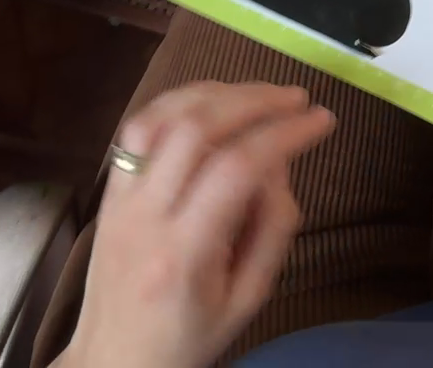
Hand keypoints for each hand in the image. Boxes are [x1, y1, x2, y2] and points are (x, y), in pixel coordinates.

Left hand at [60, 82, 335, 367]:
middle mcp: (144, 217)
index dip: (286, 133)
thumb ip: (273, 226)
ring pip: (164, 116)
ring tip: (261, 93)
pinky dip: (183, 100)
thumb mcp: (249, 298)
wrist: (110, 366)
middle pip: (197, 128)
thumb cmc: (188, 338)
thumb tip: (281, 160)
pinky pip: (141, 125)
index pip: (237, 168)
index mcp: (183, 254)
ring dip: (219, 92)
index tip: (323, 119)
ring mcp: (119, 199)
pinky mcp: (109, 189)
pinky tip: (217, 99)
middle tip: (297, 98)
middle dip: (256, 100)